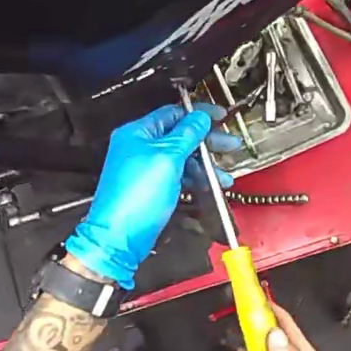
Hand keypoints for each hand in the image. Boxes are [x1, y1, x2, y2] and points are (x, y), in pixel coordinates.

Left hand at [65, 103, 239, 288]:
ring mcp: (146, 169)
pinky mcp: (152, 188)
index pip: (172, 113)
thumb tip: (199, 117)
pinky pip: (179, 176)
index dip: (198, 114)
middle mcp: (140, 148)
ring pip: (182, 158)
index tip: (221, 116)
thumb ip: (186, 135)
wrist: (119, 237)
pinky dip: (196, 179)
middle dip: (207, 141)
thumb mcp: (167, 158)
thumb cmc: (136, 197)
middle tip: (230, 145)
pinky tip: (212, 185)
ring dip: (206, 165)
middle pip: (180, 136)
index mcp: (138, 133)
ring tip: (224, 175)